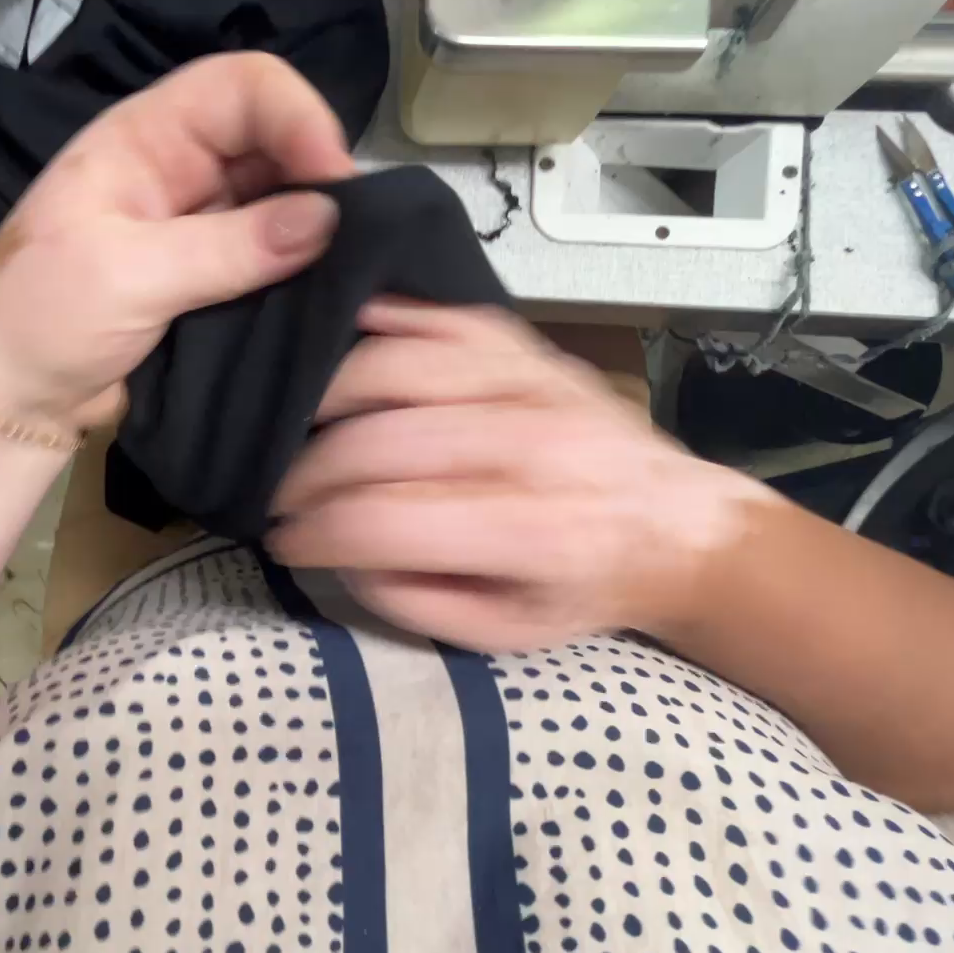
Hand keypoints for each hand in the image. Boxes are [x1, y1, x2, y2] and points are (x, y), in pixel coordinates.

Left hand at [0, 53, 355, 434]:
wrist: (13, 398)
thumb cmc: (43, 319)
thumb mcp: (127, 274)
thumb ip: (227, 249)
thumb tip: (326, 221)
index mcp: (143, 140)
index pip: (241, 89)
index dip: (298, 119)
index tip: (337, 185)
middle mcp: (176, 174)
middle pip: (269, 144)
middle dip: (315, 179)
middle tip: (358, 239)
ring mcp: (193, 232)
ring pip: (275, 206)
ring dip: (312, 232)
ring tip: (351, 271)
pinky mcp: (205, 285)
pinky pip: (264, 263)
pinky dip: (295, 275)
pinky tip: (322, 295)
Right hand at [267, 300, 780, 651]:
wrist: (672, 523)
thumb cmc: (579, 587)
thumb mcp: (500, 634)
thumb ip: (412, 601)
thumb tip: (341, 551)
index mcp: (530, 531)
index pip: (383, 521)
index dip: (312, 533)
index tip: (285, 541)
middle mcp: (530, 445)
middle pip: (375, 443)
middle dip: (304, 475)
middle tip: (282, 497)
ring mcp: (528, 382)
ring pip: (392, 369)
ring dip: (325, 400)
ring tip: (302, 433)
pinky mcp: (524, 348)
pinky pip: (436, 318)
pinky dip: (381, 324)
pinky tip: (345, 347)